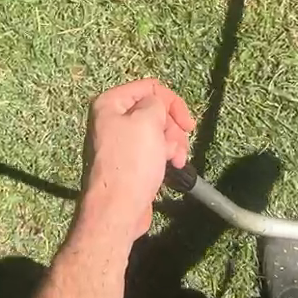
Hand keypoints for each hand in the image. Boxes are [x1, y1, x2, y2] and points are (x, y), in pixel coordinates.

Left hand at [73, 78, 195, 247]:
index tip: (188, 124)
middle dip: (172, 128)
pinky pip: (153, 150)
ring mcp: (120, 142)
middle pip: (154, 111)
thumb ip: (156, 103)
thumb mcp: (147, 120)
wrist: (117, 209)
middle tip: (178, 147)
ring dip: (172, 144)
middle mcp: (112, 119)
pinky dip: (165, 157)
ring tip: (175, 161)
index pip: (149, 88)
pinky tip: (172, 169)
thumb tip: (157, 107)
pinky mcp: (129, 162)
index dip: (172, 102)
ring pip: (157, 132)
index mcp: (110, 103)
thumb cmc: (131, 161)